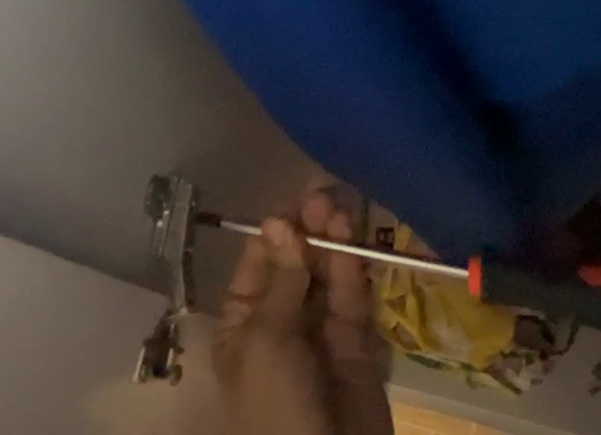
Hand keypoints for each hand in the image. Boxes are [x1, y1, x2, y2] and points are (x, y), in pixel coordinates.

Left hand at [212, 191, 393, 434]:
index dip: (275, 232)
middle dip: (307, 232)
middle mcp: (280, 322)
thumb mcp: (268, 340)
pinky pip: (352, 302)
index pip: (258, 263)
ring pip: (325, 278)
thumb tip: (280, 221)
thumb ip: (282, 280)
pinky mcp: (356, 347)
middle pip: (295, 265)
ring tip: (339, 209)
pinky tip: (353, 240)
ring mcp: (319, 334)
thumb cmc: (275, 403)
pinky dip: (353, 271)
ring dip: (331, 244)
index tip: (294, 202)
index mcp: (243, 322)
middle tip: (323, 197)